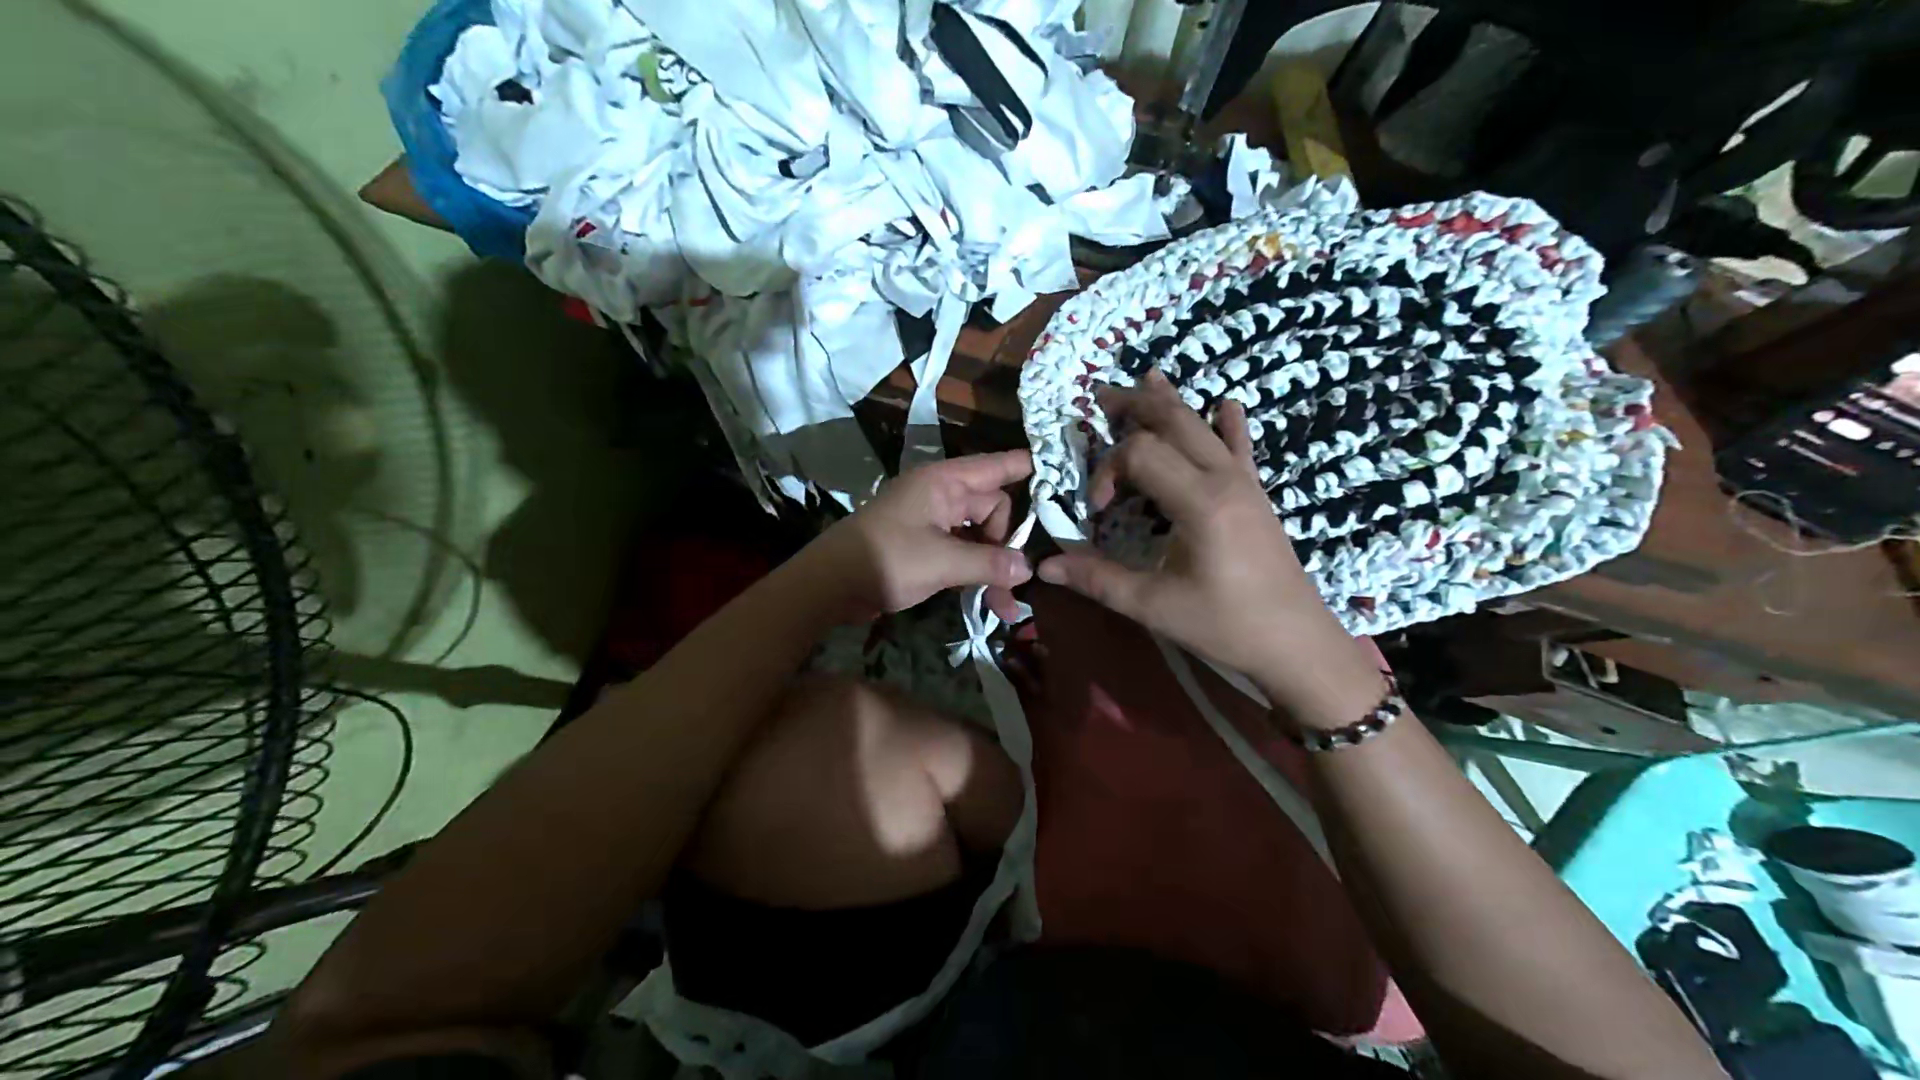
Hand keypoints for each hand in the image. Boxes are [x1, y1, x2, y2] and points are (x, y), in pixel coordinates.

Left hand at [807, 450, 1034, 622]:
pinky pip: (961, 553)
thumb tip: (1027, 568)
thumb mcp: (942, 561)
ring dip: (993, 567)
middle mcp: (941, 496)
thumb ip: (989, 563)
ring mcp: (932, 522)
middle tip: (1017, 578)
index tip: (1060, 474)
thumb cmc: (886, 559)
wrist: (830, 584)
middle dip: (1007, 544)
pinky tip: (990, 602)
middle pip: (992, 509)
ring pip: (978, 537)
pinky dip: (974, 573)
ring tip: (1007, 607)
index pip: (996, 467)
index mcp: (944, 483)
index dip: (1025, 468)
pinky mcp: (925, 547)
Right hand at [1036, 371, 1381, 721]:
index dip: (1107, 471)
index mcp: (1200, 502)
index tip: (1097, 509)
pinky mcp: (1256, 494)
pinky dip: (1227, 423)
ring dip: (1170, 404)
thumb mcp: (1154, 605)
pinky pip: (1239, 447)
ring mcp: (1245, 483)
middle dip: (1133, 407)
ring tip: (1146, 379)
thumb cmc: (1225, 625)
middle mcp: (1224, 479)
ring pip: (1203, 426)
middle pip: (1173, 422)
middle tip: (1100, 397)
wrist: (1295, 643)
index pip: (1141, 454)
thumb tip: (1045, 566)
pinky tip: (1226, 403)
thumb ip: (1098, 579)